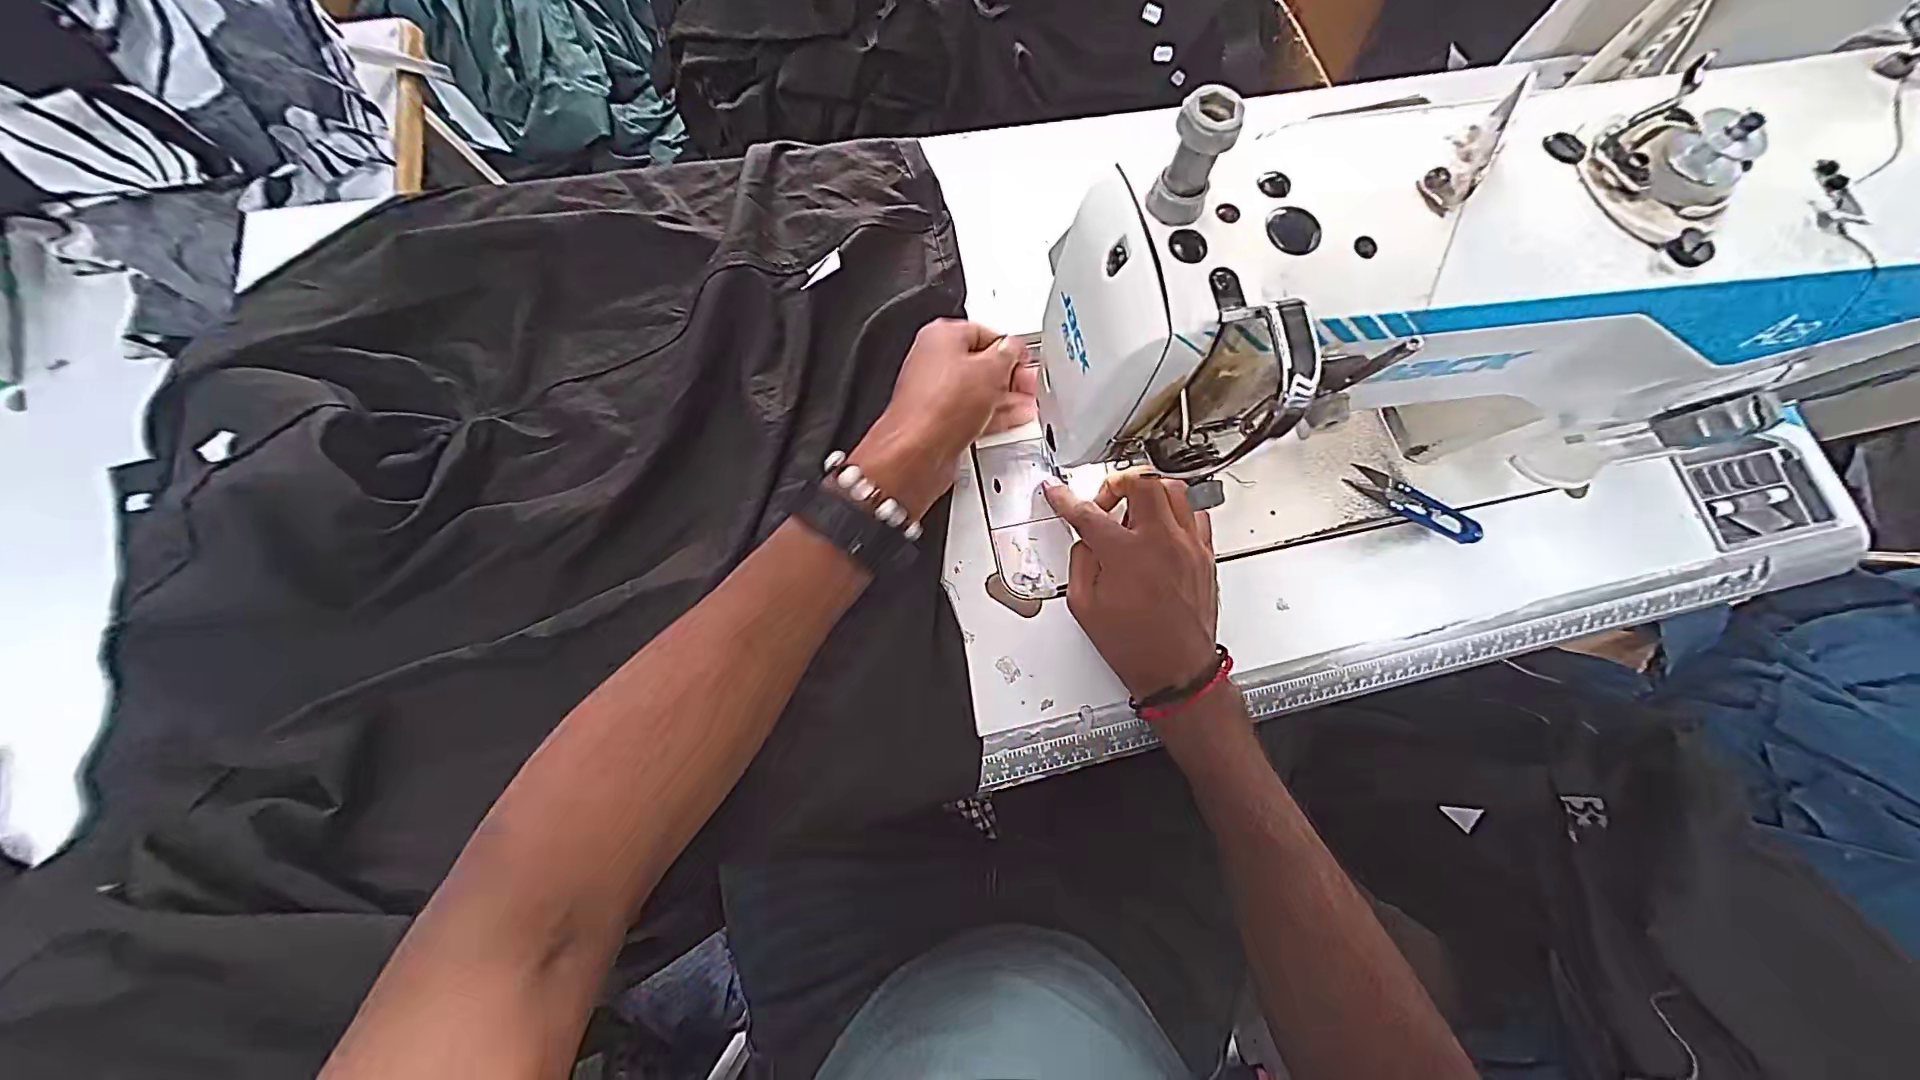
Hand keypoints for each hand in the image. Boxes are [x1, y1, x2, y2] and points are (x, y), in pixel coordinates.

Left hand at [849, 320, 1037, 516]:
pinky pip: (970, 414)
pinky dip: (991, 416)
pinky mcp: (939, 421)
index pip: (985, 333)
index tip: (1025, 361)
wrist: (918, 452)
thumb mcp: (990, 370)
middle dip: (1009, 376)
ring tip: (1025, 404)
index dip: (1010, 348)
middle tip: (1027, 385)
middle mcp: (933, 362)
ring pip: (977, 392)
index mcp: (941, 337)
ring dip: (1003, 399)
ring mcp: (935, 394)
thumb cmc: (939, 408)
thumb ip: (1008, 353)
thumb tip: (1014, 348)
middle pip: (980, 364)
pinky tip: (1009, 420)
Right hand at [1043, 471, 1219, 699]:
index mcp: (1125, 554)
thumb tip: (1085, 541)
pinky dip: (1176, 512)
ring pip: (1173, 489)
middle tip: (1104, 500)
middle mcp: (1161, 542)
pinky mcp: (1205, 555)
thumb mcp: (1085, 606)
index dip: (1065, 499)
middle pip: (1140, 483)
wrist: (1176, 669)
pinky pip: (1196, 514)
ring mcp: (1188, 546)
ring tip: (1133, 510)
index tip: (1058, 493)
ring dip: (1148, 492)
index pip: (1087, 512)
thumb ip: (1080, 562)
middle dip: (1116, 483)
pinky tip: (1163, 526)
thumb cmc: (1136, 645)